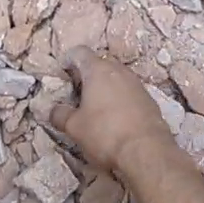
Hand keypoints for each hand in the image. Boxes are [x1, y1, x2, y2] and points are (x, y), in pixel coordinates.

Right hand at [49, 47, 179, 177]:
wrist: (147, 150)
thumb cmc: (105, 133)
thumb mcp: (74, 127)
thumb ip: (60, 115)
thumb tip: (53, 111)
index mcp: (98, 69)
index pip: (79, 52)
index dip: (68, 61)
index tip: (62, 76)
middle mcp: (119, 70)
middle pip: (99, 64)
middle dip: (87, 76)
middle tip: (76, 96)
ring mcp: (137, 83)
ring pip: (116, 78)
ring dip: (105, 89)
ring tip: (96, 109)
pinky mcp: (150, 99)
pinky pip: (129, 92)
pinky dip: (120, 100)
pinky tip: (116, 119)